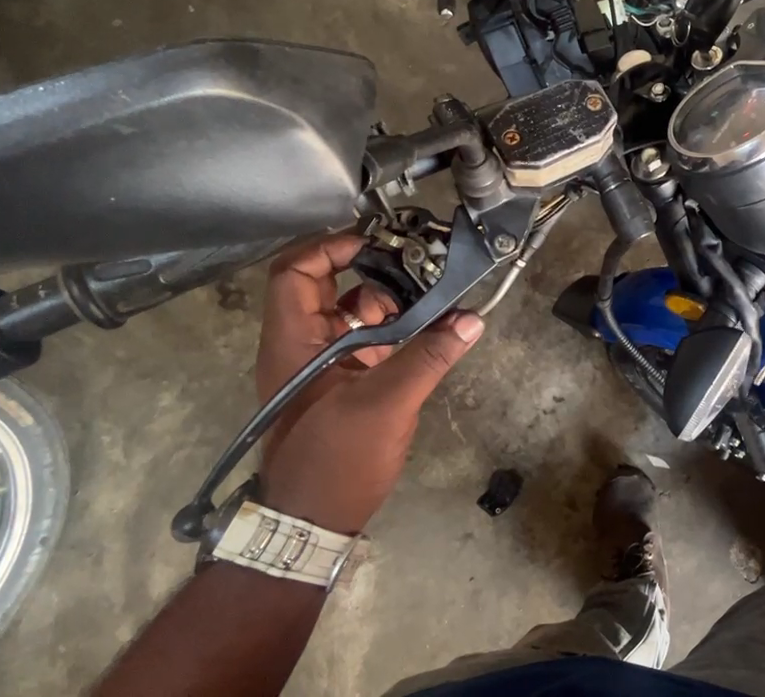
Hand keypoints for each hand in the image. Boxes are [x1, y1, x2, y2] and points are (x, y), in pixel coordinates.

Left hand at [250, 235, 484, 533]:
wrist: (312, 524)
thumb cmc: (335, 462)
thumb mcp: (384, 405)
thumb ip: (428, 357)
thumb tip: (471, 319)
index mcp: (293, 343)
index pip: (295, 273)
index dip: (330, 247)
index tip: (379, 241)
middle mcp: (302, 346)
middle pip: (328, 286)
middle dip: (373, 269)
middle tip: (419, 261)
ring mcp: (323, 366)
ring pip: (353, 312)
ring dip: (391, 299)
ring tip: (434, 293)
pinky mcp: (344, 383)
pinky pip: (369, 339)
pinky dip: (397, 327)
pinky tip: (432, 328)